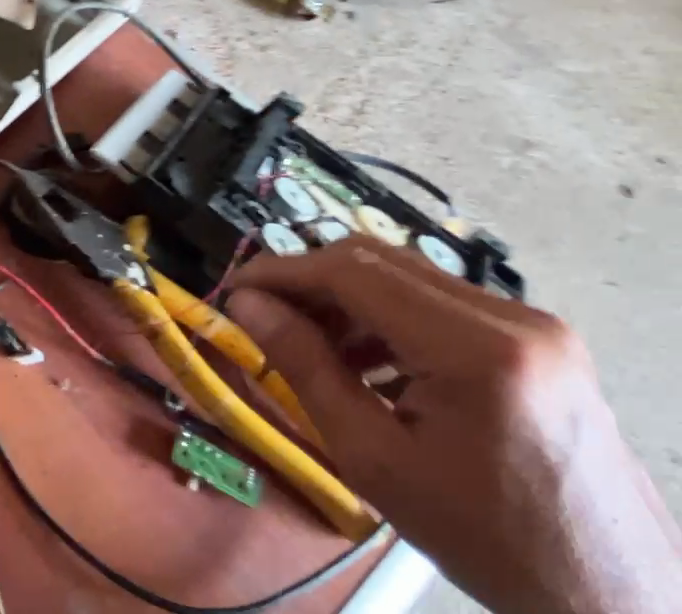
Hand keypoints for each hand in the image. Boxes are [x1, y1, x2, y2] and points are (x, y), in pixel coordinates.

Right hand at [228, 240, 681, 613]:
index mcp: (477, 349)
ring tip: (306, 344)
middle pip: (379, 261)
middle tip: (259, 315)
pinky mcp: (541, 342)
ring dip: (343, 298)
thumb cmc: (481, 534)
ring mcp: (536, 327)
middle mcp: (516, 319)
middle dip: (307, 280)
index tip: (231, 291)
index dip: (279, 271)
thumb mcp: (372, 456)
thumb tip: (246, 304)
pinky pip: (439, 302)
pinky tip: (362, 359)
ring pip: (406, 276)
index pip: (351, 271)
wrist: (610, 592)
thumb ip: (304, 366)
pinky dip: (385, 316)